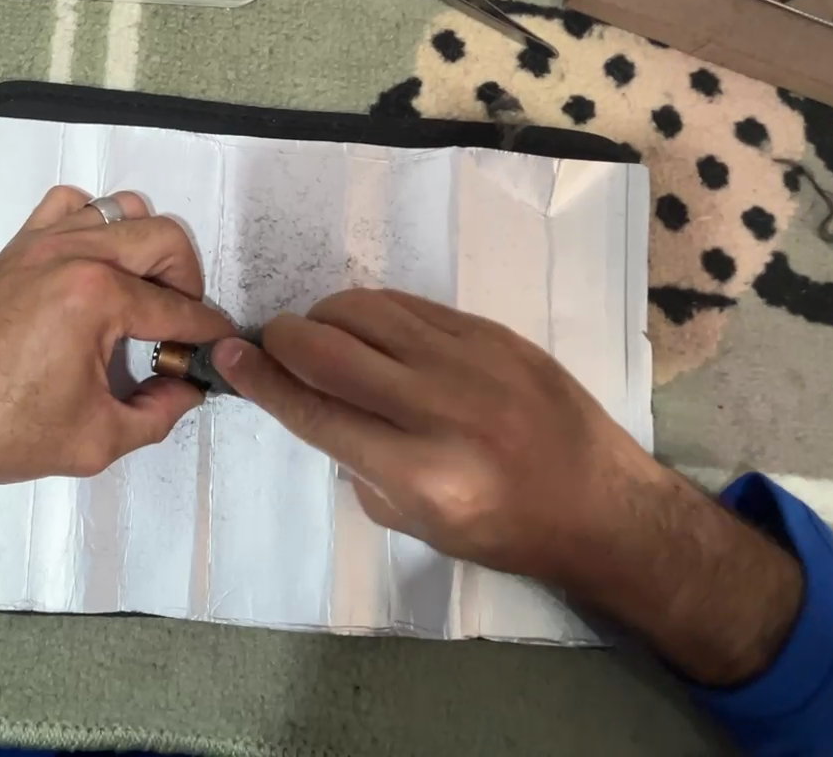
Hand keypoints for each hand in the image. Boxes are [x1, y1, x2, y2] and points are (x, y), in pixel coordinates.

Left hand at [0, 186, 229, 608]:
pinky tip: (96, 265)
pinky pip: (71, 204)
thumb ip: (160, 411)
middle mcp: (73, 253)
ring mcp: (43, 241)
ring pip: (124, 209)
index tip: (218, 348)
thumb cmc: (0, 429)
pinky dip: (96, 223)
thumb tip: (187, 386)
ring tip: (142, 295)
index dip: (208, 334)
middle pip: (166, 239)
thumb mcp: (97, 440)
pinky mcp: (19, 244)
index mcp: (95, 297)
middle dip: (189, 282)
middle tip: (180, 326)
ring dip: (147, 248)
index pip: (179, 309)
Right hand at [215, 288, 800, 685]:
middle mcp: (442, 412)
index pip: (314, 413)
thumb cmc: (501, 529)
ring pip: (360, 310)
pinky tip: (371, 332)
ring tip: (327, 339)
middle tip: (275, 347)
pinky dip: (368, 312)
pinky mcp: (492, 333)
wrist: (606, 507)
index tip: (227, 354)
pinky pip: (403, 303)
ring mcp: (471, 363)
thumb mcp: (411, 520)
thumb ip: (350, 456)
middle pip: (326, 350)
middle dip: (281, 339)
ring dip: (323, 319)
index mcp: (420, 476)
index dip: (260, 380)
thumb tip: (305, 396)